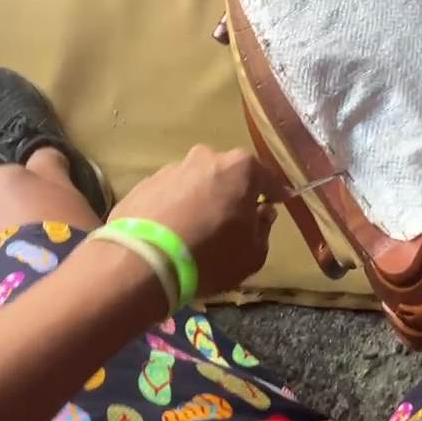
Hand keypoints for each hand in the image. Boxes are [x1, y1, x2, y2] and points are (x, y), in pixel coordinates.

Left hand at [109, 145, 285, 297]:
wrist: (143, 262)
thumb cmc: (210, 256)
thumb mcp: (252, 254)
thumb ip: (263, 230)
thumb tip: (261, 213)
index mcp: (240, 168)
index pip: (266, 178)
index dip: (274, 193)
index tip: (278, 203)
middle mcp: (206, 158)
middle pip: (227, 175)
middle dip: (233, 194)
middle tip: (233, 220)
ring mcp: (172, 169)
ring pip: (196, 183)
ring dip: (200, 200)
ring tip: (196, 230)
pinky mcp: (144, 184)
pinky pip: (169, 196)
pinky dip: (174, 209)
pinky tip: (171, 234)